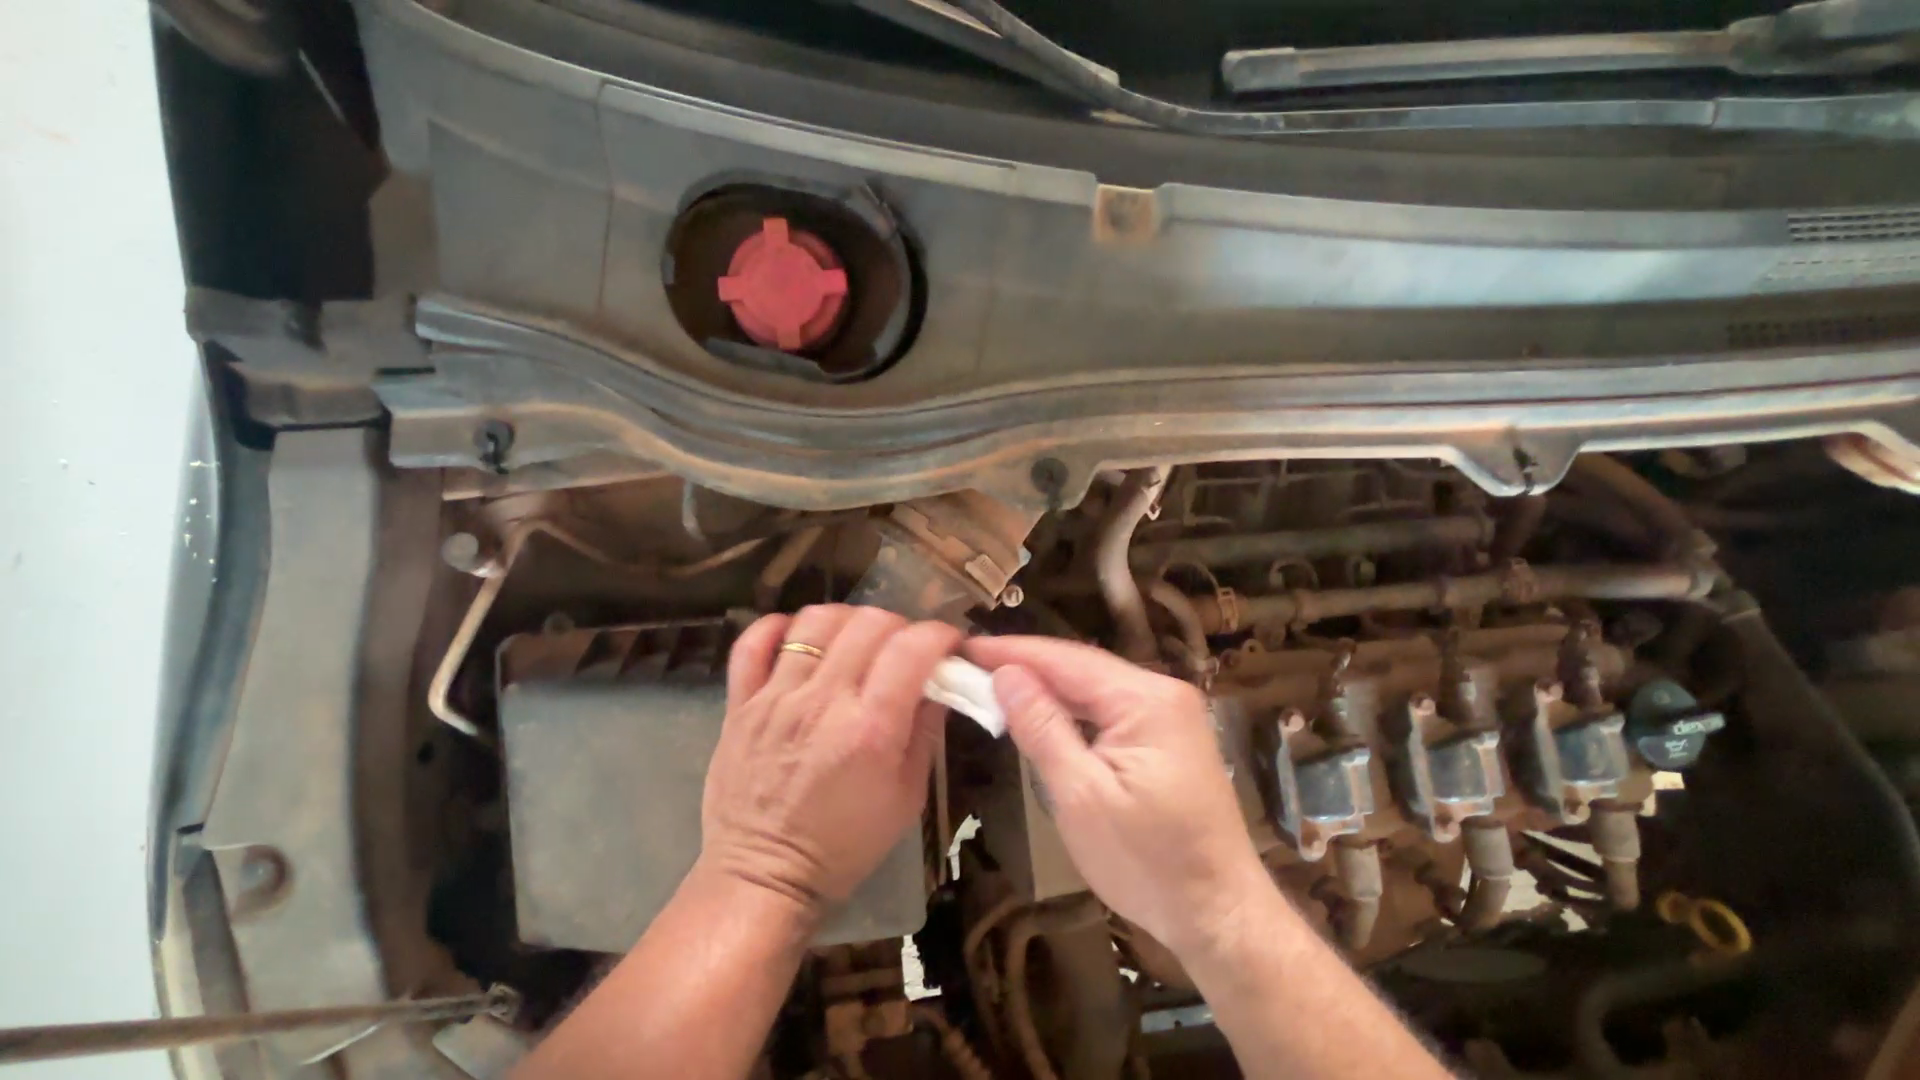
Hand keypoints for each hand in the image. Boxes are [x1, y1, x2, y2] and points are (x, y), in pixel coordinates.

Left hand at [700, 605, 962, 917]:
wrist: (763, 877)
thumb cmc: (845, 846)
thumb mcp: (907, 798)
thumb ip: (925, 732)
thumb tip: (940, 683)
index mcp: (870, 729)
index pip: (912, 648)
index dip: (940, 635)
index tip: (949, 645)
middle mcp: (823, 702)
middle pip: (868, 624)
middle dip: (900, 626)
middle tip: (904, 650)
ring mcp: (776, 698)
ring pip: (815, 622)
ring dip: (847, 622)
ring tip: (855, 643)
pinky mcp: (740, 703)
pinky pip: (753, 643)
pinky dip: (779, 630)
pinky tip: (800, 642)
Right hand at [963, 636, 1272, 957]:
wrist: (1219, 914)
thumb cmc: (1148, 862)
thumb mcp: (1081, 797)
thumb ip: (1042, 728)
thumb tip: (1005, 675)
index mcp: (1147, 699)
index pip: (1067, 659)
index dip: (1012, 652)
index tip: (965, 647)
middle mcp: (1164, 693)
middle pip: (1083, 668)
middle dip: (1027, 666)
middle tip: (971, 667)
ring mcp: (1171, 716)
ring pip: (1096, 689)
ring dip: (1048, 688)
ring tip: (995, 685)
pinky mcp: (1170, 740)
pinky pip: (1111, 711)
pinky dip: (1074, 711)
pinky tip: (1045, 715)